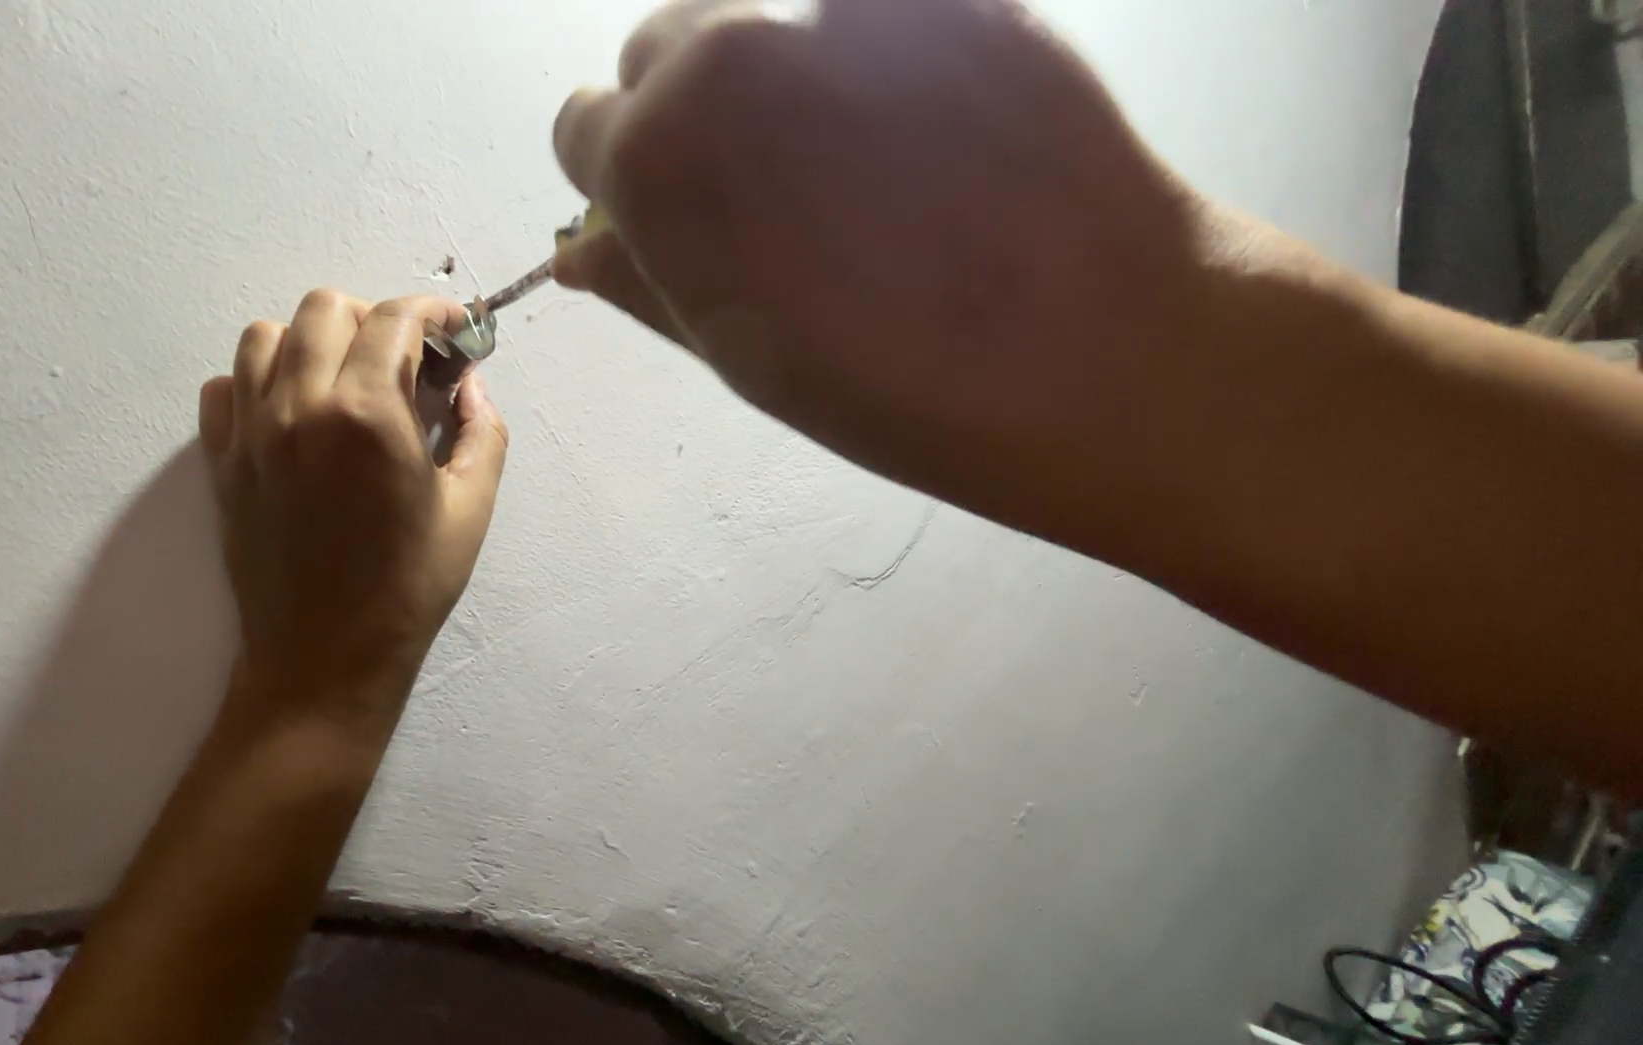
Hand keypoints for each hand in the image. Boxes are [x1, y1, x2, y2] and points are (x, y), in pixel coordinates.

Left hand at [198, 289, 508, 716]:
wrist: (326, 655)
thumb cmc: (411, 585)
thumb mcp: (472, 508)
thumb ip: (484, 432)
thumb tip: (472, 386)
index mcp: (370, 414)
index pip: (396, 320)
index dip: (435, 312)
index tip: (455, 329)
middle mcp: (300, 404)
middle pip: (327, 307)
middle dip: (378, 319)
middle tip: (408, 361)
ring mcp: (250, 429)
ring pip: (267, 333)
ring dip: (316, 340)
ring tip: (349, 379)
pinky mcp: (221, 458)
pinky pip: (227, 383)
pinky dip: (263, 378)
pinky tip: (297, 412)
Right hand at [552, 0, 1245, 547]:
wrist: (1084, 347)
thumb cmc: (887, 389)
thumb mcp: (740, 355)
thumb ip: (645, 284)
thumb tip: (577, 254)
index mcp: (657, 158)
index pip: (581, 128)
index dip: (621, 181)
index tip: (672, 220)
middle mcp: (726, 46)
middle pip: (656, 52)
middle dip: (685, 116)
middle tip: (766, 194)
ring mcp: (834, 0)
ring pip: (745, 13)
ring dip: (762, 74)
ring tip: (846, 160)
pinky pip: (847, 11)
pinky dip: (854, 55)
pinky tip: (916, 131)